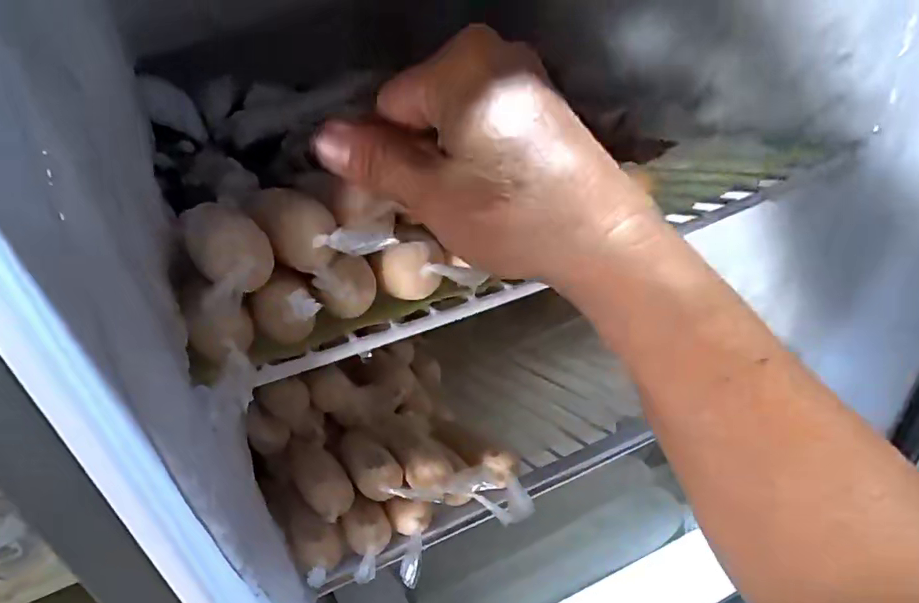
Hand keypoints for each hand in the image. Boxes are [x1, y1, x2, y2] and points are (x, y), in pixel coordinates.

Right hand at [311, 24, 663, 287]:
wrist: (596, 234)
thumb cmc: (509, 216)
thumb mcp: (433, 195)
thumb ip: (378, 162)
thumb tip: (322, 138)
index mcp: (460, 66)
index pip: (387, 104)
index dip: (383, 153)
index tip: (401, 196)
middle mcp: (491, 52)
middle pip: (417, 107)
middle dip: (414, 154)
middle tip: (434, 203)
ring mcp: (519, 74)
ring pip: (446, 119)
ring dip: (440, 160)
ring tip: (463, 202)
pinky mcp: (536, 101)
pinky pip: (477, 122)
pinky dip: (469, 155)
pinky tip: (487, 189)